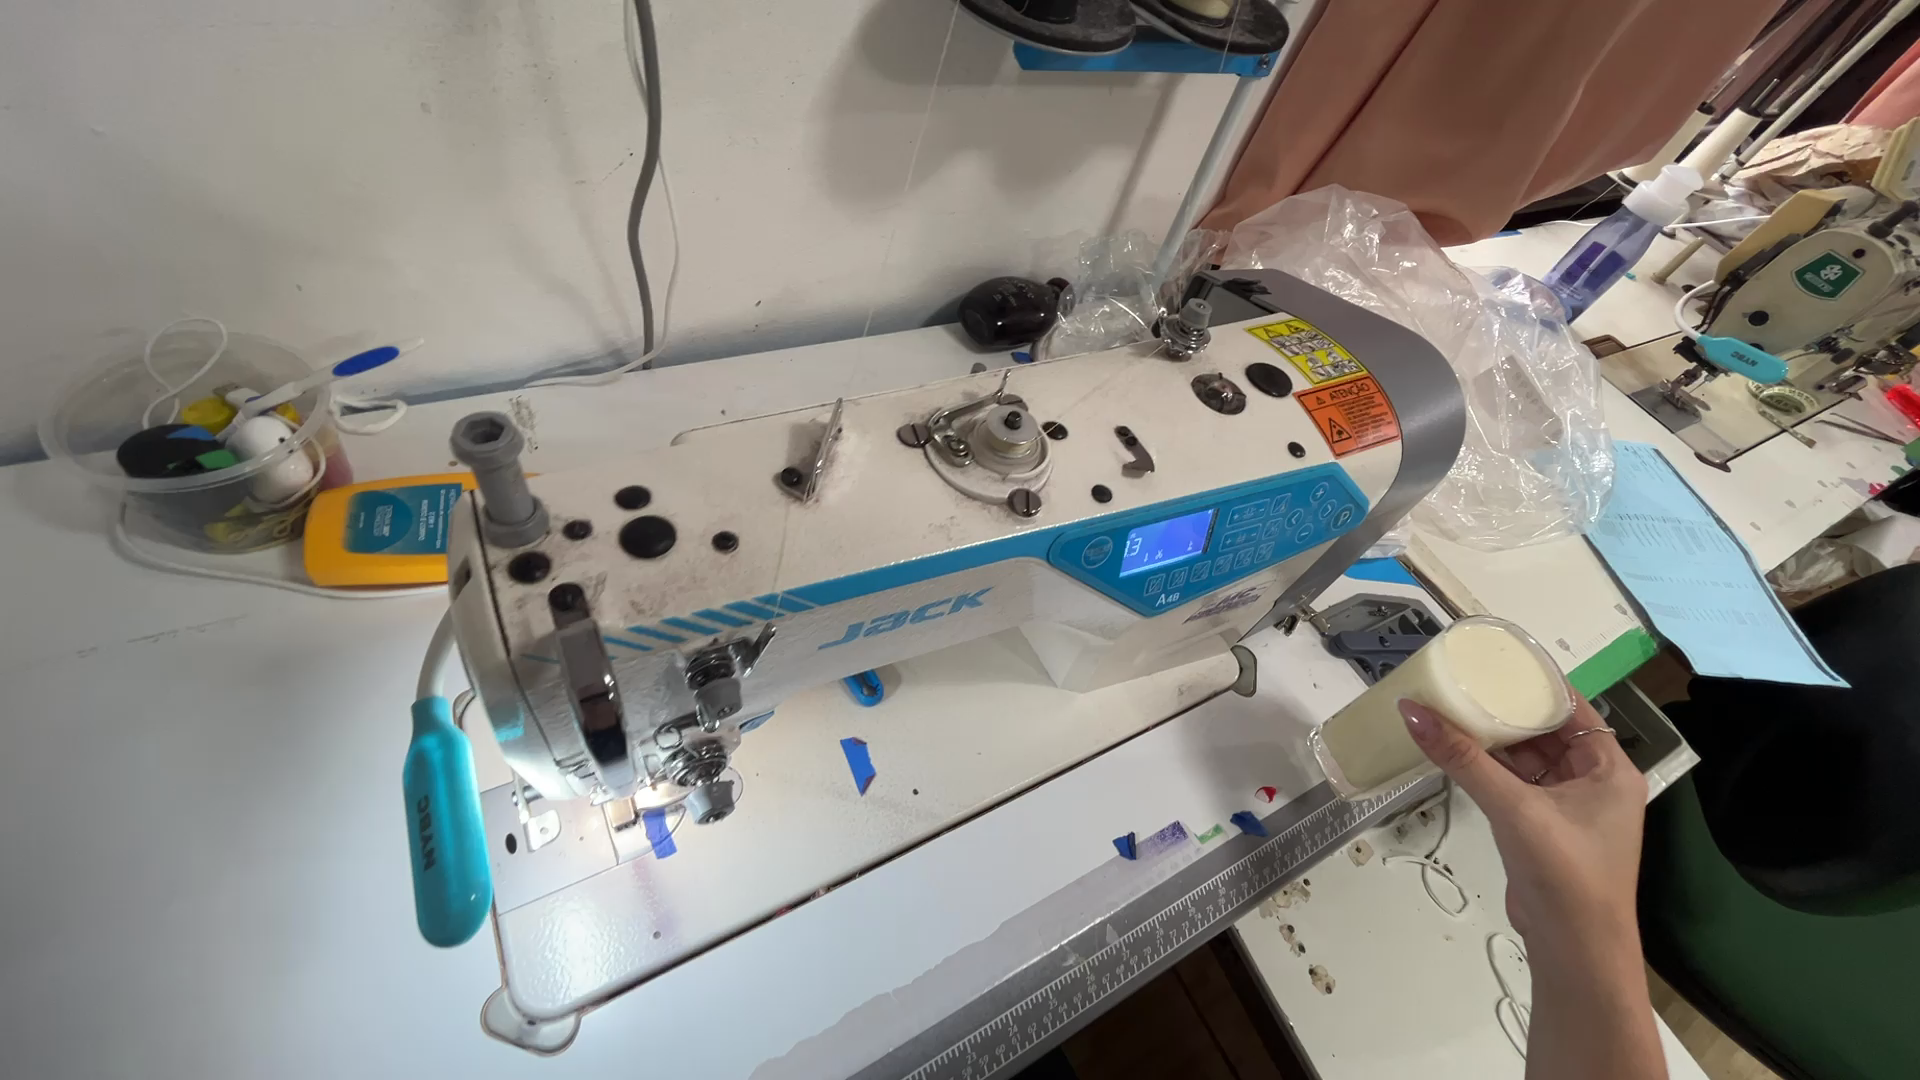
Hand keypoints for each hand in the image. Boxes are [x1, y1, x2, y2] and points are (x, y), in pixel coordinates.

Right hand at [1398, 692, 1646, 946]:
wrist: (1574, 947)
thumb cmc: (1565, 871)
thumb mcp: (1513, 805)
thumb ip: (1461, 757)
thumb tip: (1410, 710)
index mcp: (1609, 769)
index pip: (1571, 707)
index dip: (1534, 681)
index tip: (1492, 658)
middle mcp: (1591, 780)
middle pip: (1543, 728)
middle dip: (1502, 707)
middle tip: (1459, 681)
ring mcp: (1565, 803)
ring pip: (1522, 754)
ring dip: (1489, 736)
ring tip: (1447, 707)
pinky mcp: (1540, 822)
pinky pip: (1509, 778)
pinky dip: (1483, 763)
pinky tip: (1452, 748)